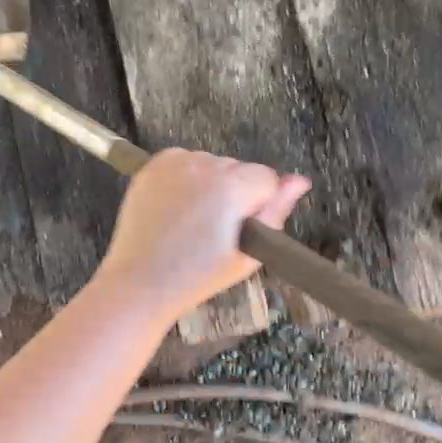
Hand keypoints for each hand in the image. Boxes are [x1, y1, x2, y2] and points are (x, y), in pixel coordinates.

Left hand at [98, 149, 310, 321]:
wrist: (141, 281)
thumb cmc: (196, 276)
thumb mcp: (247, 253)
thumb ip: (276, 212)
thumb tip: (299, 181)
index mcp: (231, 186)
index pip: (267, 177)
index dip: (259, 204)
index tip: (239, 229)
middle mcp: (203, 166)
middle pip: (238, 167)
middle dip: (234, 191)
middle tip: (213, 230)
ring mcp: (173, 165)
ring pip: (210, 163)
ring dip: (209, 183)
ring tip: (193, 221)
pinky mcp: (150, 168)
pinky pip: (181, 161)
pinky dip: (184, 177)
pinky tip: (178, 207)